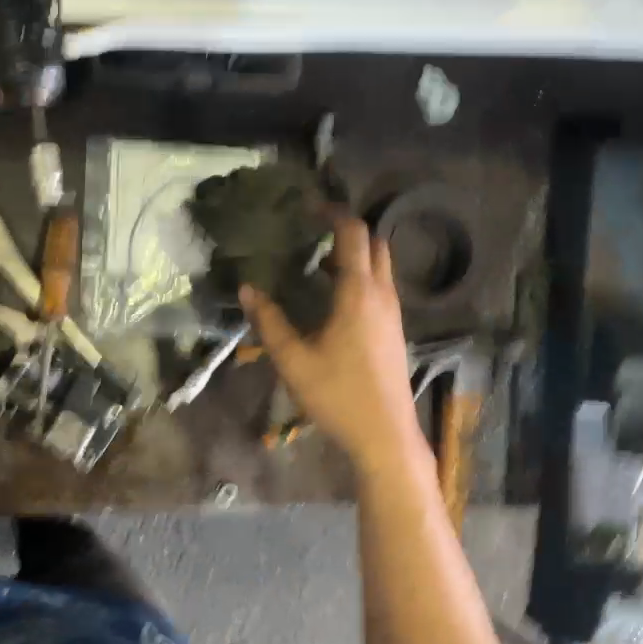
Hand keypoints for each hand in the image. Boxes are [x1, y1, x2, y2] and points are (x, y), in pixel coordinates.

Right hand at [240, 218, 428, 476]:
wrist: (385, 435)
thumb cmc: (337, 395)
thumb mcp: (293, 360)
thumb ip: (269, 321)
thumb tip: (247, 288)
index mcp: (358, 293)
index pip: (353, 234)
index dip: (333, 214)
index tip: (309, 208)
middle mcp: (382, 294)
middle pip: (374, 243)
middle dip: (347, 231)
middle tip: (314, 234)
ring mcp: (394, 313)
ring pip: (381, 266)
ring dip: (355, 256)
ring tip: (318, 265)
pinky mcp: (395, 331)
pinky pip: (381, 288)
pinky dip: (361, 278)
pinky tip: (334, 300)